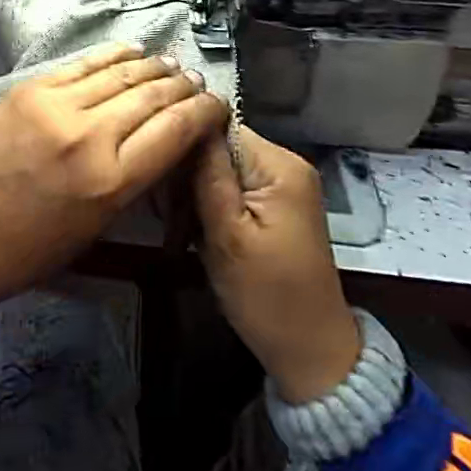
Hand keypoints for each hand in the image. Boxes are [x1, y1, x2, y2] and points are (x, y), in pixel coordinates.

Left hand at [0, 43, 227, 301]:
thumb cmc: (23, 251)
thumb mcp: (93, 230)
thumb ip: (134, 182)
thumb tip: (163, 144)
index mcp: (110, 181)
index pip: (176, 130)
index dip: (205, 113)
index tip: (218, 106)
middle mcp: (91, 134)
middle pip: (154, 96)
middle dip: (184, 88)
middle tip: (198, 84)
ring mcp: (58, 105)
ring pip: (123, 73)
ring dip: (155, 67)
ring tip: (172, 65)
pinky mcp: (31, 88)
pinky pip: (84, 63)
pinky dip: (115, 54)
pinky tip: (134, 51)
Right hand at [195, 126, 361, 403]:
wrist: (310, 350)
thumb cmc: (266, 296)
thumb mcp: (227, 236)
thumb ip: (207, 176)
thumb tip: (190, 120)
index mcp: (279, 165)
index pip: (220, 128)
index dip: (185, 147)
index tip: (159, 179)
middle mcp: (286, 163)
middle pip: (221, 147)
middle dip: (189, 177)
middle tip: (168, 217)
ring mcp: (285, 184)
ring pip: (224, 169)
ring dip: (198, 195)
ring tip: (180, 230)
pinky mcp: (279, 205)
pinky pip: (237, 188)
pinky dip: (214, 207)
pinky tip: (198, 232)